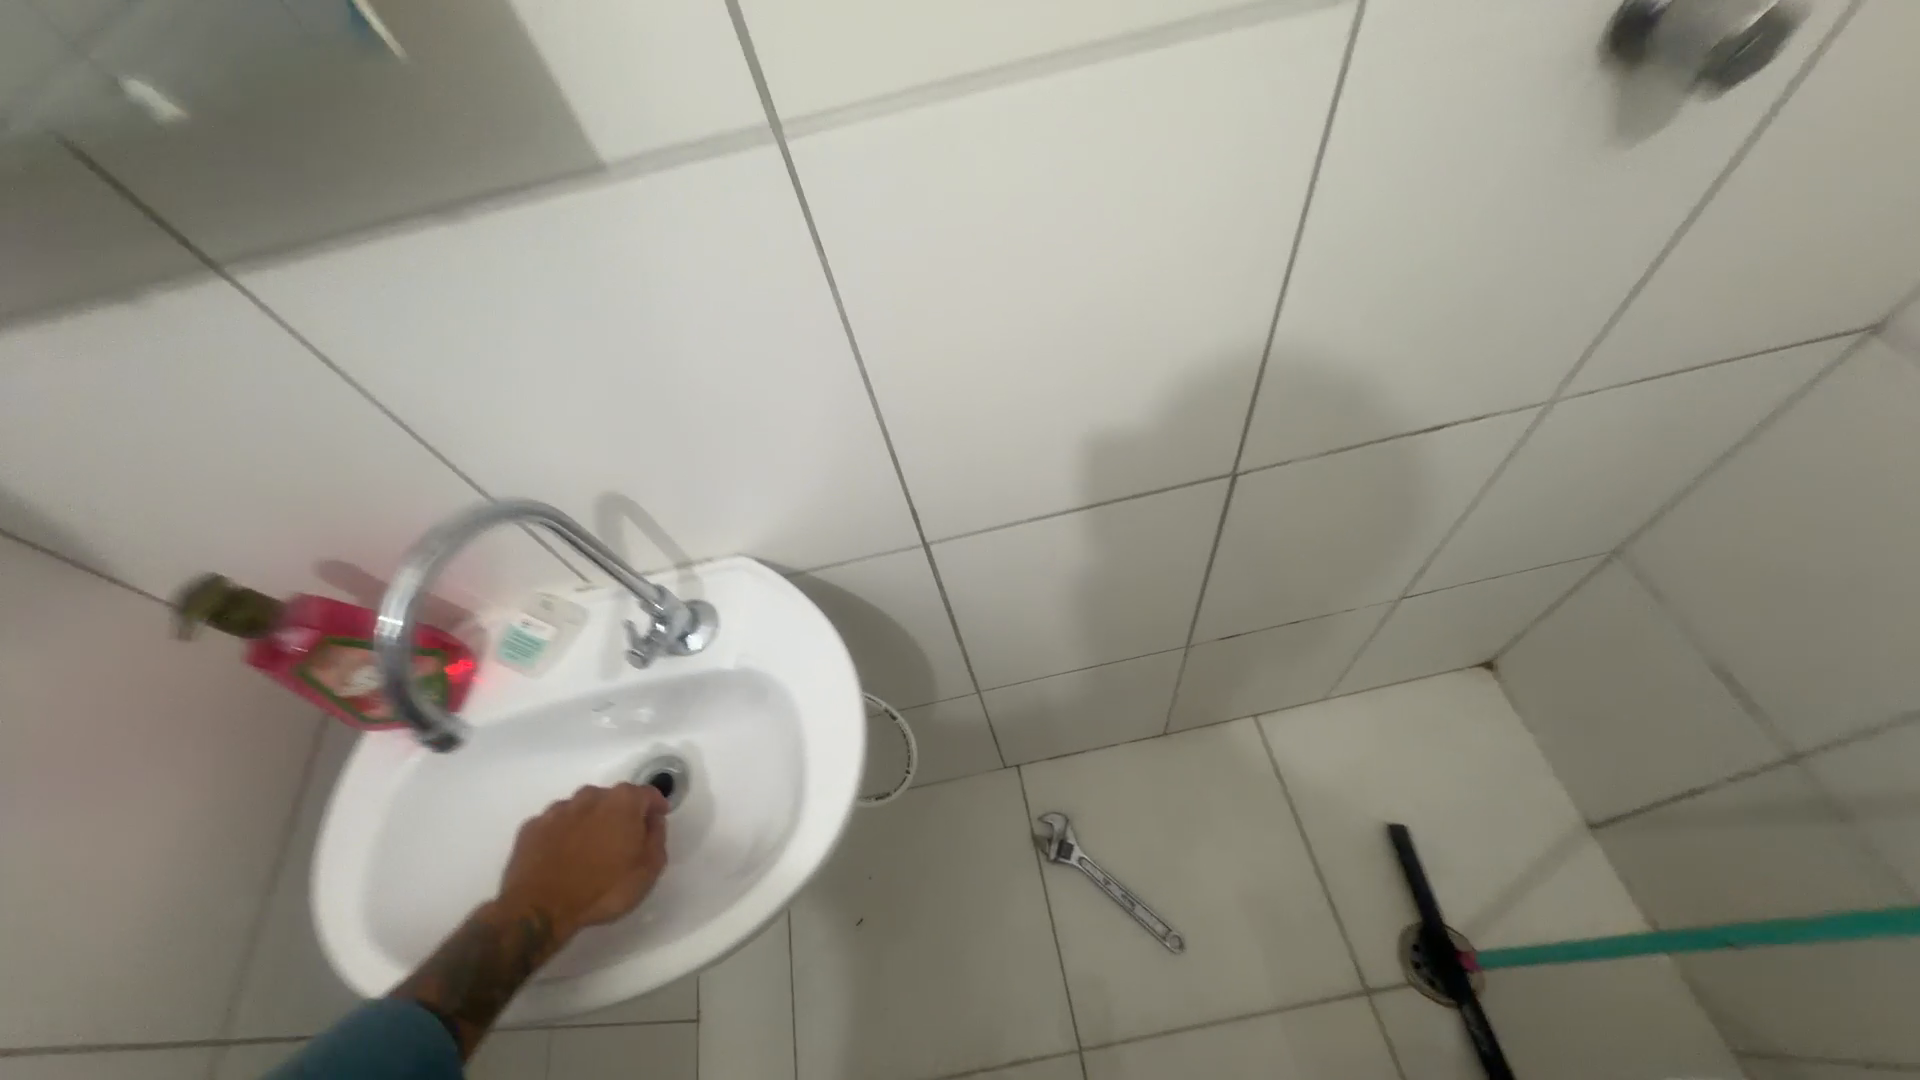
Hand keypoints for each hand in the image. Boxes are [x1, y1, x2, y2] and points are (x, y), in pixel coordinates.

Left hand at [496, 783, 670, 938]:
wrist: (540, 911)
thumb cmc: (603, 890)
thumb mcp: (648, 870)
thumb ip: (657, 838)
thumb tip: (653, 822)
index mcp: (623, 802)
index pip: (648, 794)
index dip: (656, 806)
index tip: (657, 819)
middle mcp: (590, 797)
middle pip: (613, 799)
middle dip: (621, 814)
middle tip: (623, 841)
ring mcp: (557, 811)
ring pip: (582, 809)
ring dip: (590, 823)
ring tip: (589, 851)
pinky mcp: (531, 828)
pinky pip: (555, 825)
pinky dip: (563, 834)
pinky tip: (563, 857)